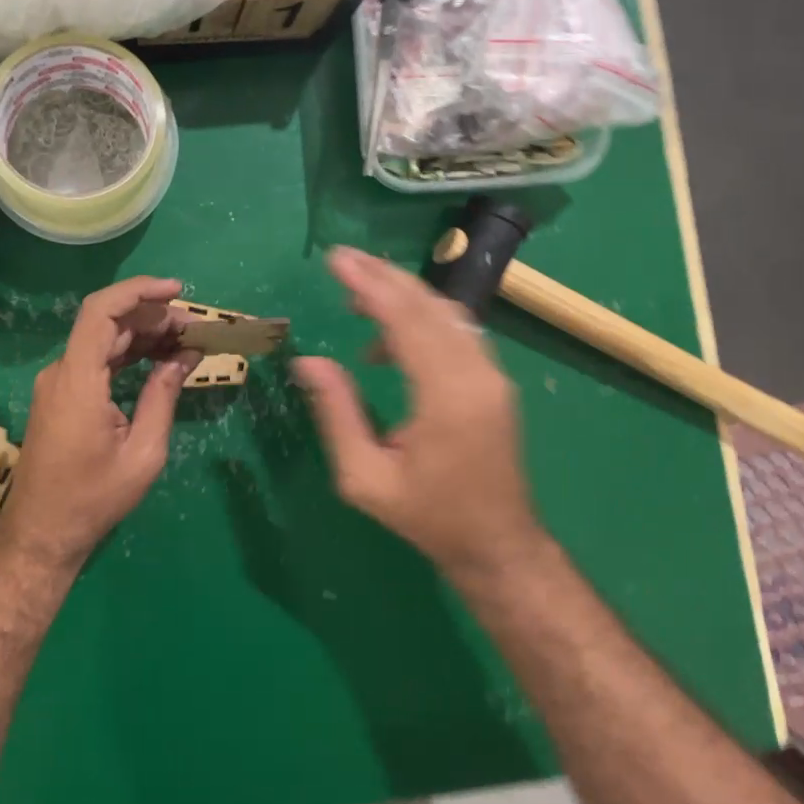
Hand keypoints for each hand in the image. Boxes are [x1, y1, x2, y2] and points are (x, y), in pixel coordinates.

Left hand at [3, 277, 201, 566]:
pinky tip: (159, 359)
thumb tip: (184, 356)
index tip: (178, 291)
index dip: (139, 292)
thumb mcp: (143, 452)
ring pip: (102, 341)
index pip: (101, 312)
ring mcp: (58, 383)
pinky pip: (96, 361)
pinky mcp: (61, 397)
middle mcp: (62, 372)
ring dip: (142, 335)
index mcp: (78, 380)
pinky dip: (128, 355)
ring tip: (186, 341)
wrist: (42, 531)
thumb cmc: (94, 498)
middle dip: (153, 317)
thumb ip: (163, 397)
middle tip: (195, 328)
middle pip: (107, 323)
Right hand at [291, 246, 541, 578]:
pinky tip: (386, 337)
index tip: (336, 260)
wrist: (497, 544)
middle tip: (343, 259)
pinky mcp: (494, 382)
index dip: (370, 286)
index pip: (407, 321)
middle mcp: (478, 375)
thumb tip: (307, 361)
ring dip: (403, 294)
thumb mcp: (365, 477)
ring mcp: (492, 376)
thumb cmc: (428, 516)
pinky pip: (457, 332)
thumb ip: (336, 413)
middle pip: (430, 306)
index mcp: (447, 396)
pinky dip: (421, 318)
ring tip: (357, 290)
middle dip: (384, 277)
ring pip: (447, 313)